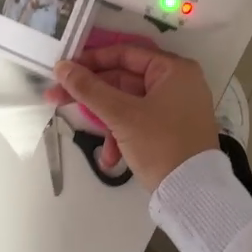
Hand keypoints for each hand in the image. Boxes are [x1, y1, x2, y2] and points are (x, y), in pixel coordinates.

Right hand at [47, 46, 219, 192]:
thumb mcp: (122, 116)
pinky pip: (140, 122)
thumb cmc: (161, 145)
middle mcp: (177, 83)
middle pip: (124, 80)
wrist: (194, 197)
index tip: (64, 69)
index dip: (91, 60)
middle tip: (57, 98)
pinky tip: (111, 158)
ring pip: (128, 104)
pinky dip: (124, 136)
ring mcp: (175, 107)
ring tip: (91, 141)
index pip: (125, 54)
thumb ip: (89, 89)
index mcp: (173, 69)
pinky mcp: (172, 130)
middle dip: (93, 97)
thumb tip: (61, 66)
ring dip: (107, 123)